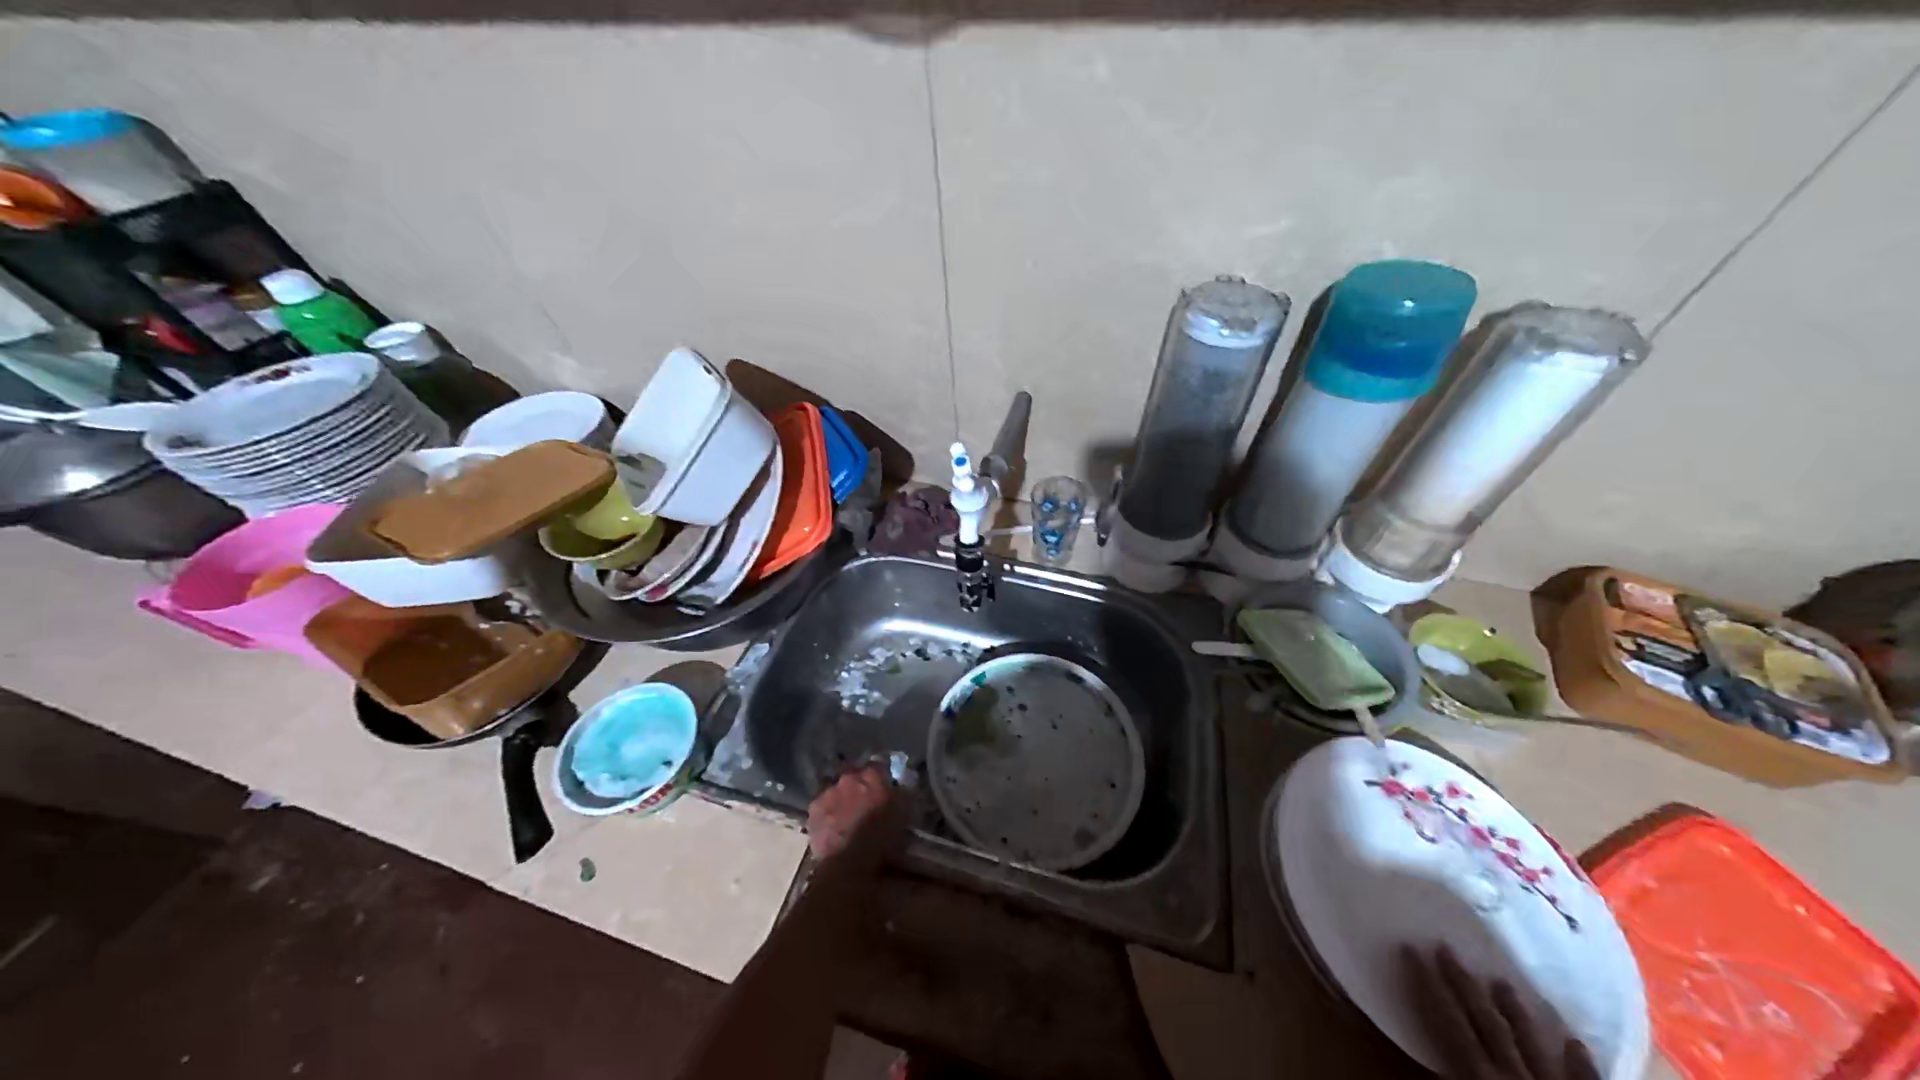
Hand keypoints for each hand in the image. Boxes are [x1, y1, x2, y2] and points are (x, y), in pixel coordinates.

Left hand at [806, 766, 905, 862]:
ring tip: (846, 817)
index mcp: (873, 776)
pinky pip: (822, 805)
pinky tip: (832, 826)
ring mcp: (829, 791)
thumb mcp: (903, 816)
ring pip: (837, 789)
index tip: (883, 787)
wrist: (848, 862)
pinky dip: (827, 812)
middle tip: (864, 803)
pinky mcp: (814, 807)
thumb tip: (901, 783)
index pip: (879, 766)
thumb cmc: (880, 839)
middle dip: (859, 787)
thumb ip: (902, 793)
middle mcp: (849, 777)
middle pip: (855, 776)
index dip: (881, 777)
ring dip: (842, 798)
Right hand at [1403, 945, 1600, 1079]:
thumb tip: (1420, 1061)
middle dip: (1462, 983)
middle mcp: (1513, 1076)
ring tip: (1502, 982)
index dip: (1427, 984)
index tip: (1411, 950)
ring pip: (1531, 1042)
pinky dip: (1579, 1061)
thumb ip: (1439, 1079)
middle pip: (1484, 1021)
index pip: (1447, 1021)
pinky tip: (1575, 1042)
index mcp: (1477, 1078)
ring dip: (1515, 1011)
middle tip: (1447, 949)